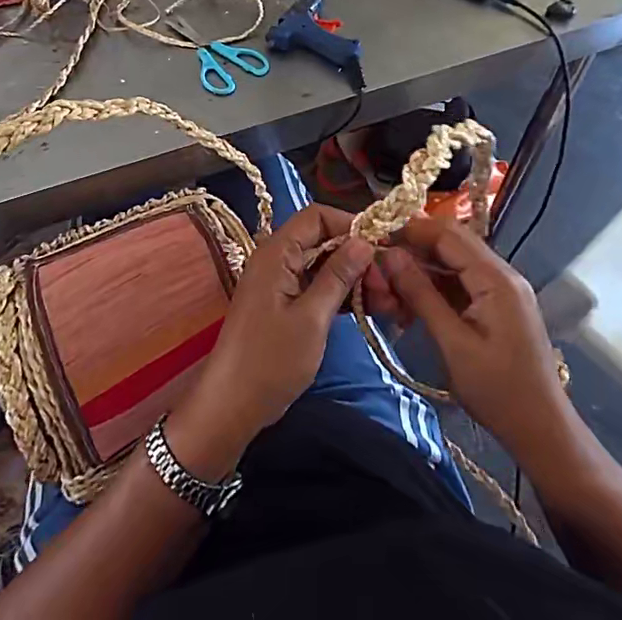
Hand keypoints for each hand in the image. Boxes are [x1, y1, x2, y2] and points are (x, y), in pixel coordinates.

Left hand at [165, 206, 370, 478]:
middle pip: (325, 240)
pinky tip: (372, 310)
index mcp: (277, 253)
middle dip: (359, 258)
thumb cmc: (270, 360)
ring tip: (389, 303)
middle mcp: (278, 259)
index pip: (317, 216)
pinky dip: (343, 295)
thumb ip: (338, 276)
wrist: (233, 405)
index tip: (382, 247)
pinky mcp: (287, 304)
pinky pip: (319, 287)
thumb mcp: (312, 318)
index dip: (351, 225)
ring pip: (326, 265)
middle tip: (389, 287)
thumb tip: (364, 241)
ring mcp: (282, 282)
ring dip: (356, 279)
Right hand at [361, 216, 567, 449]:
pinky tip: (413, 300)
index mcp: (496, 279)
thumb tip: (390, 255)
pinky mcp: (500, 305)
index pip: (448, 235)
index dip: (411, 230)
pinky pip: (464, 281)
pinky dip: (438, 285)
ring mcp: (504, 289)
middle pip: (454, 242)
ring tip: (390, 282)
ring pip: (457, 261)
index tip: (376, 237)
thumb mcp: (452, 342)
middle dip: (415, 246)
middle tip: (379, 259)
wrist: (542, 430)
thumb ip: (421, 294)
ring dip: (425, 267)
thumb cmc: (496, 390)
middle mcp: (504, 274)